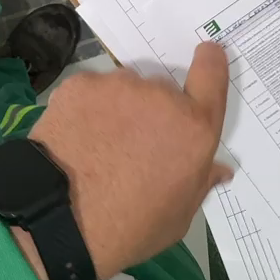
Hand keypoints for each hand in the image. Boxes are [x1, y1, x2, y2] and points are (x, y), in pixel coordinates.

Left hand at [25, 43, 232, 279]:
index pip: (212, 73)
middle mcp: (160, 97)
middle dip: (151, 111)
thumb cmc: (131, 226)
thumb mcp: (179, 214)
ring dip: (117, 108)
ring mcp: (117, 86)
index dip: (209, 61)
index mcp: (194, 127)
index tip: (205, 53)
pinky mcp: (79, 84)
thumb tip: (218, 167)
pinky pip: (89, 91)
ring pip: (123, 89)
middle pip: (161, 92)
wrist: (61, 217)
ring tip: (98, 143)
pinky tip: (75, 135)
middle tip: (131, 143)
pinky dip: (85, 108)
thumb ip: (199, 180)